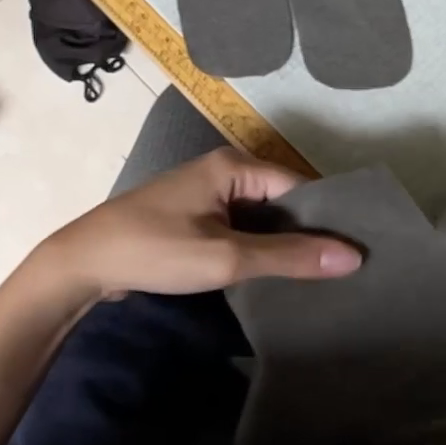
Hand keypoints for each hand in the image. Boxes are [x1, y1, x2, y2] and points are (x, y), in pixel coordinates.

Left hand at [25, 148, 362, 301]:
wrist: (85, 263)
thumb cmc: (156, 250)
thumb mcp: (226, 257)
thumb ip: (288, 255)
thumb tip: (353, 256)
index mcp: (232, 166)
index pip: (299, 187)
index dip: (329, 219)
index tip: (360, 252)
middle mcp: (222, 171)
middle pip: (281, 200)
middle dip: (308, 232)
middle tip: (348, 271)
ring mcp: (206, 195)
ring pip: (260, 217)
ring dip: (283, 244)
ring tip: (324, 278)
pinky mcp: (194, 218)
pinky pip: (239, 228)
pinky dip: (257, 248)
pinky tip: (278, 277)